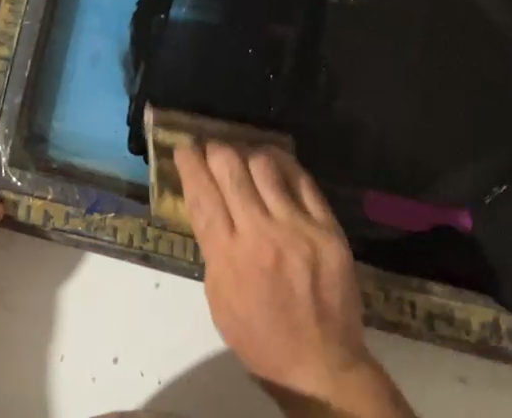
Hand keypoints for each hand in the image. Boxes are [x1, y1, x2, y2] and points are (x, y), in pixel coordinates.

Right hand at [179, 142, 406, 415]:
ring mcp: (298, 229)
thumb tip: (206, 201)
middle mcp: (261, 234)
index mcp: (228, 255)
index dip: (189, 163)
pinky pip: (303, 181)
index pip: (201, 192)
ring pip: (265, 165)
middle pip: (230, 168)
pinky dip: (283, 165)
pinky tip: (274, 163)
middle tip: (211, 147)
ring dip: (247, 153)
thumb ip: (212, 245)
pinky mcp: (328, 229)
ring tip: (243, 154)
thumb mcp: (218, 295)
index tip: (183, 149)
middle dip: (215, 149)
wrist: (320, 364)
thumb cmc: (259, 337)